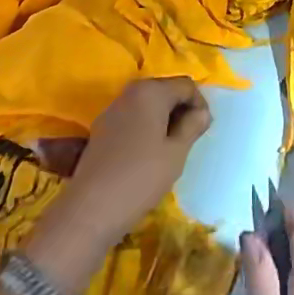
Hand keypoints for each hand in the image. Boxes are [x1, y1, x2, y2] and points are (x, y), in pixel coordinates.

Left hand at [50, 77, 212, 244]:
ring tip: (169, 150)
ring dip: (163, 120)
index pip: (186, 85)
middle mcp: (130, 91)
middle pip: (165, 91)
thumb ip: (192, 126)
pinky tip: (146, 155)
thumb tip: (201, 112)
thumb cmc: (141, 177)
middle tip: (188, 141)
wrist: (91, 209)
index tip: (203, 131)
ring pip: (148, 105)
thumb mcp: (176, 153)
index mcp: (151, 90)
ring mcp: (112, 109)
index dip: (199, 104)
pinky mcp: (101, 128)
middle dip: (180, 110)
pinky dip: (145, 128)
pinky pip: (132, 118)